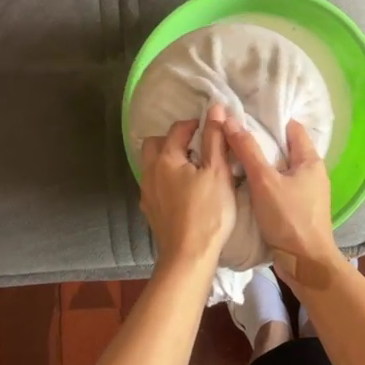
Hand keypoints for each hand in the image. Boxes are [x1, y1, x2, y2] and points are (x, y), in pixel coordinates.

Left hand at [140, 104, 236, 271]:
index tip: (212, 129)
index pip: (177, 129)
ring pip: (152, 165)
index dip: (195, 124)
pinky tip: (183, 191)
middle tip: (196, 147)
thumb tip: (215, 108)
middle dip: (173, 139)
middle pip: (154, 144)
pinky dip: (166, 179)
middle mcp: (150, 172)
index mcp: (166, 159)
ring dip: (168, 160)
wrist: (188, 256)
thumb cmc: (208, 212)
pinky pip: (154, 184)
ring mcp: (147, 193)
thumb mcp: (218, 172)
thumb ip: (215, 139)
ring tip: (192, 169)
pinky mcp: (150, 211)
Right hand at [222, 118, 334, 267]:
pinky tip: (243, 184)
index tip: (243, 116)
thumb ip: (247, 150)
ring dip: (259, 165)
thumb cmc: (289, 218)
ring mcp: (306, 192)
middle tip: (231, 136)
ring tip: (232, 157)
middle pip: (283, 148)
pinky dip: (263, 183)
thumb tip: (230, 119)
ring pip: (279, 169)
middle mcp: (311, 173)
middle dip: (260, 142)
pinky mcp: (297, 209)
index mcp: (310, 160)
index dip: (268, 120)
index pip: (291, 128)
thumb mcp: (264, 181)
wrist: (305, 264)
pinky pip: (278, 187)